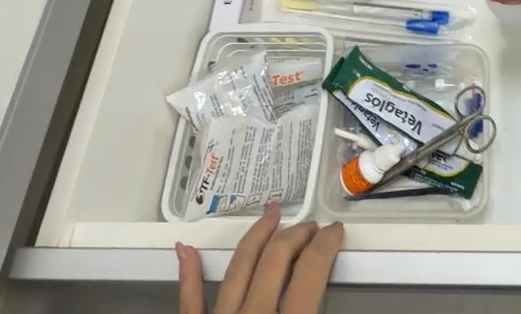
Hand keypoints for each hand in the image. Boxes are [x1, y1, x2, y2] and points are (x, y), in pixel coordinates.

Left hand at [177, 204, 343, 313]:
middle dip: (296, 235)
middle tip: (309, 227)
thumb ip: (317, 310)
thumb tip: (326, 293)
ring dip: (256, 238)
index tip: (334, 232)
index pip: (312, 270)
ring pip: (239, 268)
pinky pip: (190, 303)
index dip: (327, 244)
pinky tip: (185, 251)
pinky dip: (187, 275)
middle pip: (276, 259)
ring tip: (268, 216)